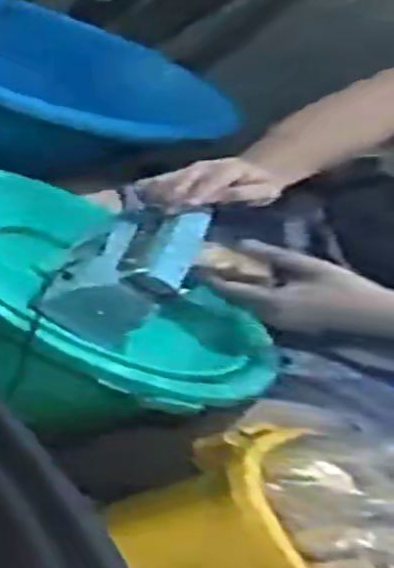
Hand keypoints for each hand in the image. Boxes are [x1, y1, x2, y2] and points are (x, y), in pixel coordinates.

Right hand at [139, 157, 289, 207]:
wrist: (257, 169)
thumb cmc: (261, 184)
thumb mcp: (264, 190)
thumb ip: (245, 194)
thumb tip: (220, 197)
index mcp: (229, 168)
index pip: (213, 179)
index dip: (201, 190)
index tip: (190, 203)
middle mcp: (206, 166)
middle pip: (185, 177)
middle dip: (174, 192)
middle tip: (165, 207)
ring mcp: (190, 168)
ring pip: (171, 178)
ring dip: (159, 191)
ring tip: (149, 204)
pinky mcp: (181, 172)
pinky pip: (164, 179)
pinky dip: (152, 187)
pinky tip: (143, 197)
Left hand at [210, 242, 393, 336]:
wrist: (379, 317)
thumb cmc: (347, 289)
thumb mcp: (310, 267)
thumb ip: (273, 256)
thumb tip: (239, 243)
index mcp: (268, 302)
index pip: (225, 289)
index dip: (207, 275)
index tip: (192, 262)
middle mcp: (263, 315)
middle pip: (229, 297)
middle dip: (215, 281)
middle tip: (204, 264)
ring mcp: (272, 323)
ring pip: (240, 303)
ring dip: (230, 288)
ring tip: (220, 271)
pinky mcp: (282, 325)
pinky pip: (254, 308)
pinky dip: (245, 295)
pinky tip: (247, 284)